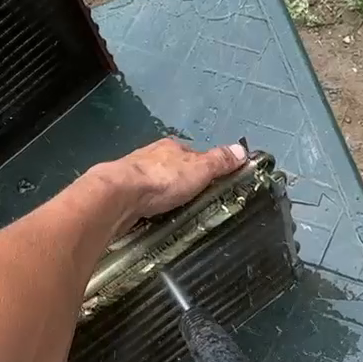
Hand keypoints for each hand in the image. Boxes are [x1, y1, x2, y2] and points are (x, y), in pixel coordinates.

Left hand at [87, 138, 247, 222]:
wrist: (120, 194)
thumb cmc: (163, 180)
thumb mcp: (200, 170)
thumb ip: (220, 162)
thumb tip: (242, 150)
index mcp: (171, 147)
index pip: (193, 156)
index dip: (204, 170)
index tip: (211, 186)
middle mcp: (151, 155)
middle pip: (172, 168)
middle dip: (181, 183)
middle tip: (192, 203)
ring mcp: (134, 173)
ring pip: (154, 182)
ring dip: (162, 194)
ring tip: (172, 211)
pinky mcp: (121, 191)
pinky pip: (140, 197)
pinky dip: (147, 204)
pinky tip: (150, 215)